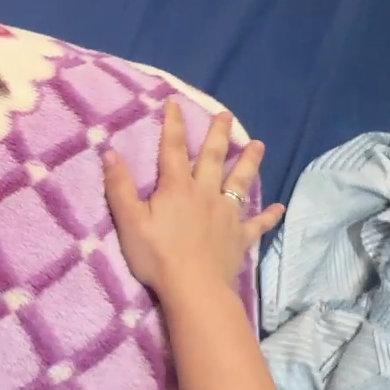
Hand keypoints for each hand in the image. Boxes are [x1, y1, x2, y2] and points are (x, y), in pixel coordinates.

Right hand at [103, 103, 285, 300]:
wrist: (193, 287)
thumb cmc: (156, 254)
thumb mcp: (129, 220)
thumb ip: (120, 186)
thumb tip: (110, 152)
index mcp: (177, 187)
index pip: (174, 148)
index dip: (173, 124)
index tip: (175, 103)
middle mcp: (205, 193)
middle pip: (212, 158)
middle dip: (218, 134)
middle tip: (226, 115)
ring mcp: (227, 214)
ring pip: (240, 182)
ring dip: (249, 162)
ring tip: (258, 145)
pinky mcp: (239, 237)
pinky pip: (257, 223)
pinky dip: (269, 215)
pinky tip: (279, 208)